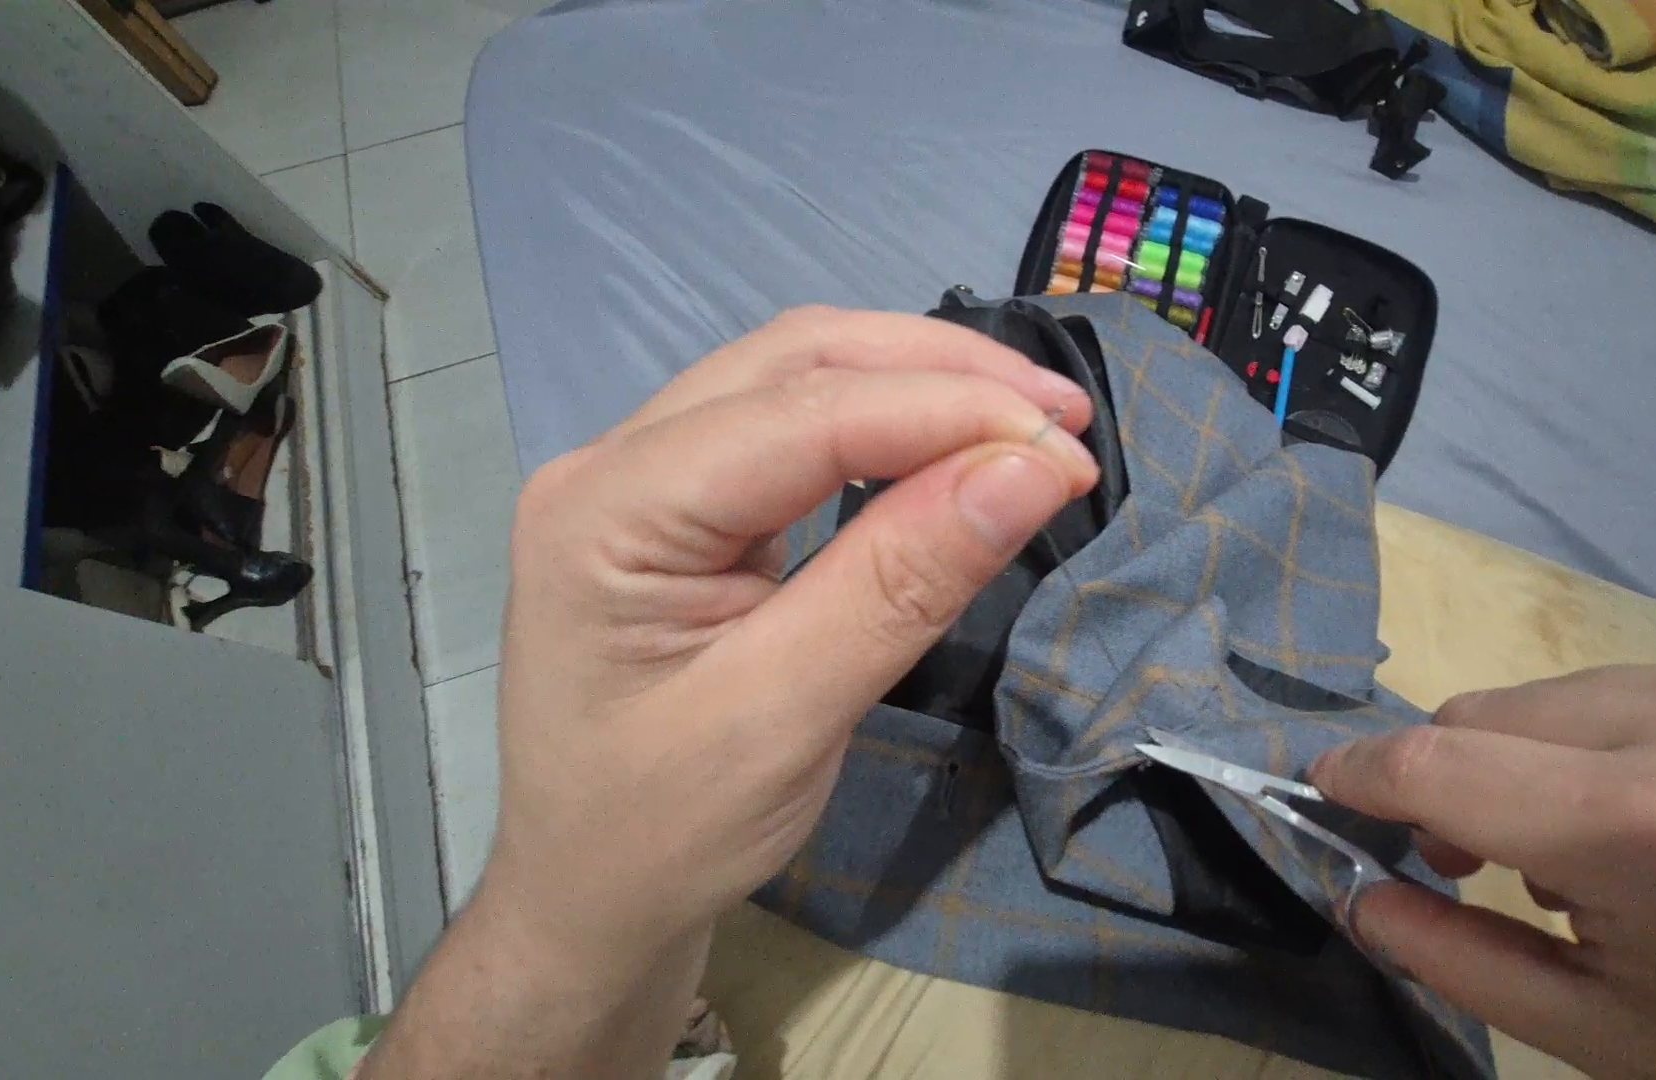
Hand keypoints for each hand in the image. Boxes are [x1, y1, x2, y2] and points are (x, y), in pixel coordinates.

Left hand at [359, 306, 1098, 1078]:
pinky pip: (797, 427)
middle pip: (799, 361)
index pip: (806, 415)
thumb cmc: (668, 829)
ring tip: (1022, 416)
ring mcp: (650, 475)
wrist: (590, 891)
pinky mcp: (691, 503)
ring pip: (801, 377)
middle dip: (941, 372)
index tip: (1066, 450)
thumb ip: (903, 583)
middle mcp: (620, 461)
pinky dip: (888, 423)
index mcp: (610, 508)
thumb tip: (1029, 471)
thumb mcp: (791, 716)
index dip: (950, 413)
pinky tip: (944, 440)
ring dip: (920, 383)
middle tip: (1058, 414)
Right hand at [1309, 665, 1655, 1079]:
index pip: (1436, 763)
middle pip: (1474, 715)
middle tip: (1469, 854)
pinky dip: (1582, 739)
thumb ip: (1460, 962)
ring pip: (1534, 695)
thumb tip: (1358, 898)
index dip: (1359, 773)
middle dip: (1442, 776)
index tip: (1325, 789)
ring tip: (1570, 834)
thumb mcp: (1619, 1042)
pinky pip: (1609, 687)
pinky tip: (1645, 803)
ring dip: (1511, 755)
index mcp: (1652, 828)